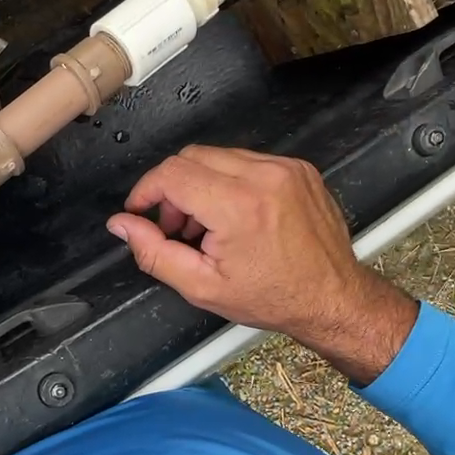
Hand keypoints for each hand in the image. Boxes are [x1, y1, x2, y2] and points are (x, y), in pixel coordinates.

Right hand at [108, 146, 418, 382]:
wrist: (332, 298)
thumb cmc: (272, 297)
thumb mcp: (201, 287)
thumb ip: (153, 252)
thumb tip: (122, 224)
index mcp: (239, 206)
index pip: (172, 174)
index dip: (145, 191)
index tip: (139, 211)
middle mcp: (264, 177)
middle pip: (190, 157)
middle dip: (171, 189)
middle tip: (174, 227)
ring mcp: (285, 168)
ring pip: (216, 156)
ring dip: (198, 184)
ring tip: (205, 225)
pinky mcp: (297, 168)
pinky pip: (245, 160)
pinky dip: (227, 181)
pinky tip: (232, 216)